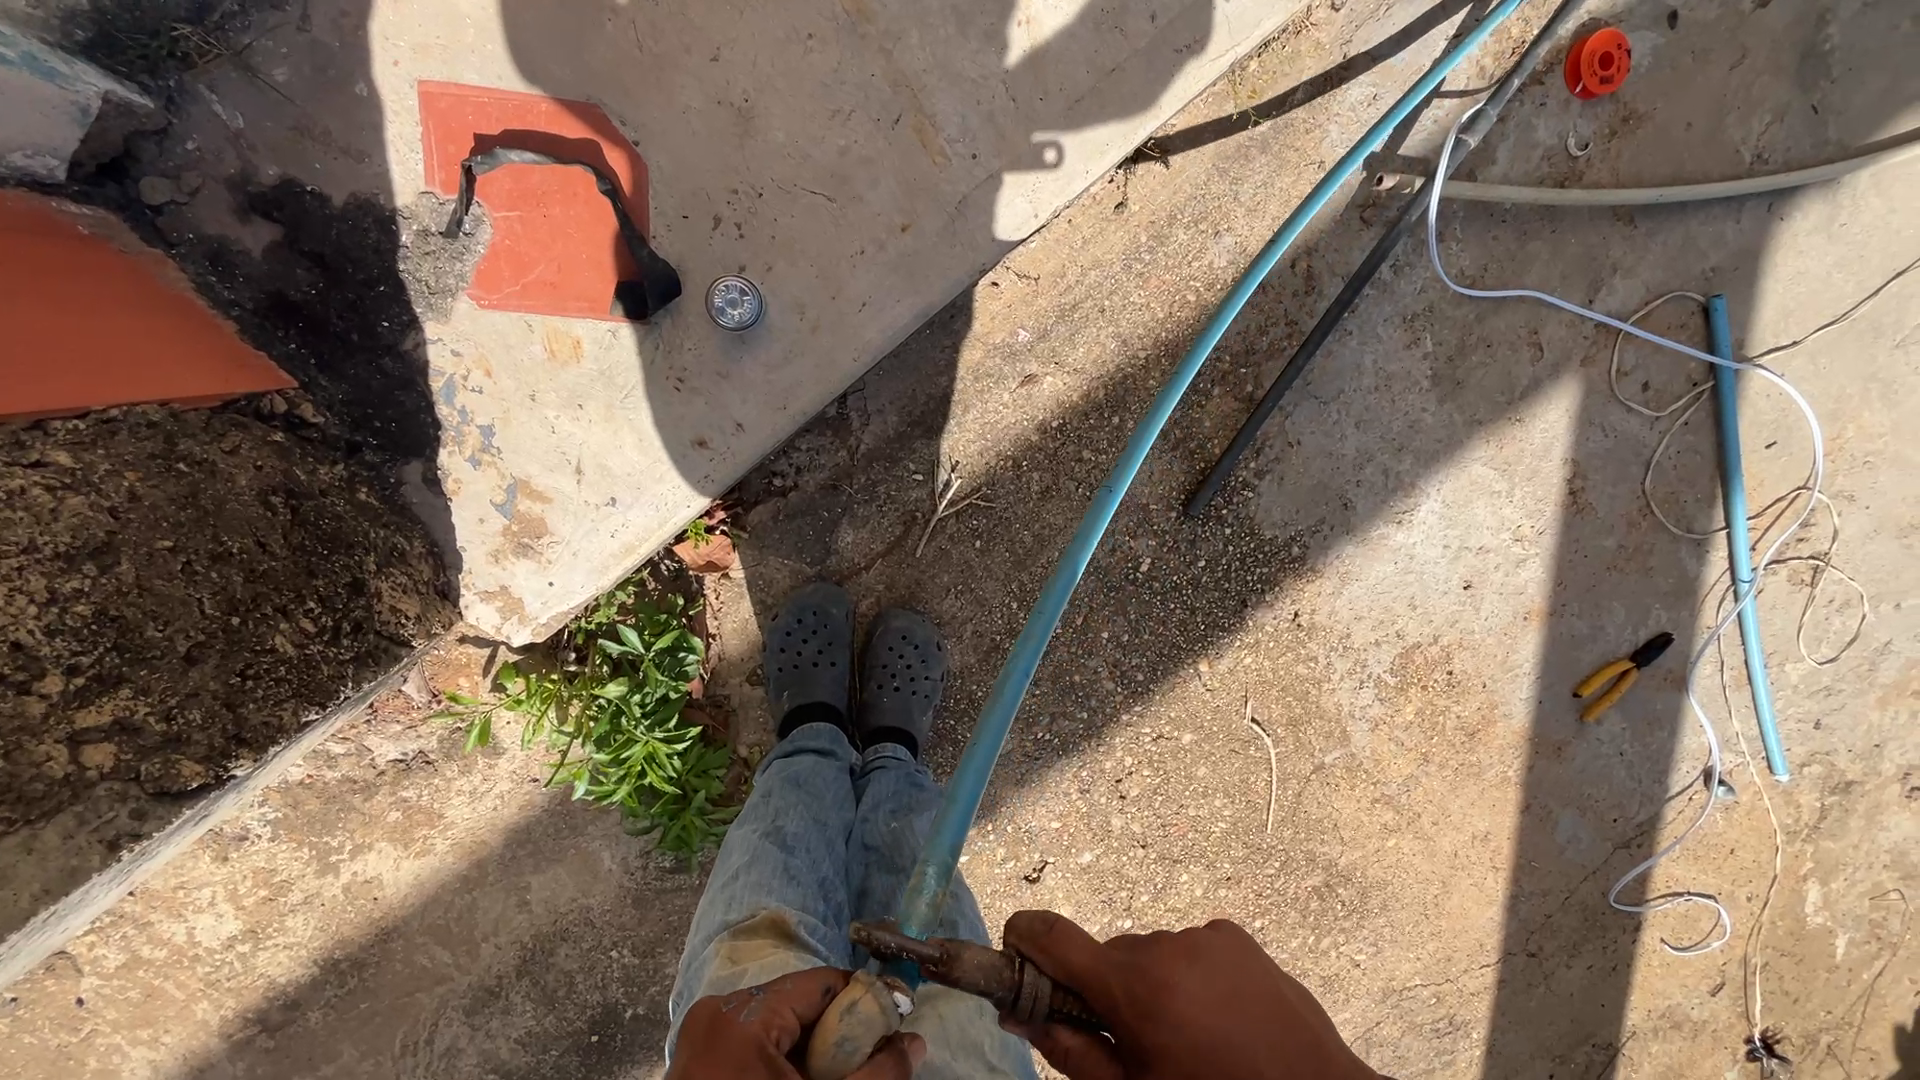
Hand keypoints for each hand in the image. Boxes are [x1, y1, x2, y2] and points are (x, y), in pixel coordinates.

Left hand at [667, 966, 925, 1079]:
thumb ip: (876, 1075)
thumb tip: (914, 1042)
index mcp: (742, 1015)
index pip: (823, 983)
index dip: (864, 1000)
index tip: (896, 1022)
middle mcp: (719, 1012)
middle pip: (802, 1003)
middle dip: (840, 1031)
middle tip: (869, 1060)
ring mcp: (703, 1036)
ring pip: (782, 1024)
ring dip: (815, 1048)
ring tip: (839, 1075)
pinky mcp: (699, 1059)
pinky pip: (757, 1043)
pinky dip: (786, 1061)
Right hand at [1000, 911, 1377, 1079]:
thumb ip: (1074, 1054)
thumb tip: (1021, 1015)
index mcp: (1132, 986)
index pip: (1052, 935)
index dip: (1023, 938)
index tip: (1015, 952)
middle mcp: (1163, 944)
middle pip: (1107, 956)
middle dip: (1107, 990)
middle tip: (1134, 1039)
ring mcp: (1203, 935)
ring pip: (1150, 953)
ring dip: (1152, 984)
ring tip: (1189, 1033)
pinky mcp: (1235, 936)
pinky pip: (1190, 948)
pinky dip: (1190, 974)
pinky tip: (1219, 1016)